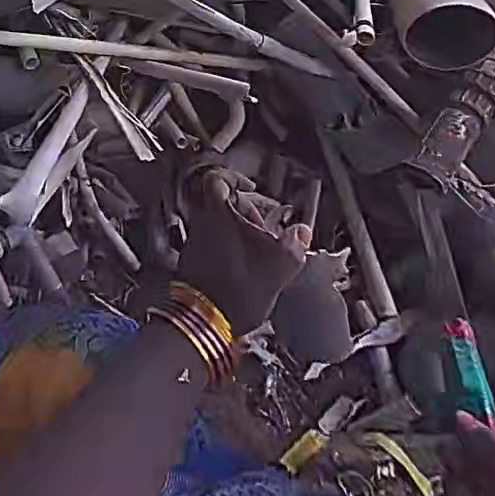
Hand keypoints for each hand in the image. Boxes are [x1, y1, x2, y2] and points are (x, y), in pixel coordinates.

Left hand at [175, 165, 309, 334]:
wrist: (207, 317)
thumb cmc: (238, 288)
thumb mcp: (277, 266)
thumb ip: (293, 245)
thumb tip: (301, 232)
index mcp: (217, 213)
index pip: (217, 178)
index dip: (235, 178)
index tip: (251, 188)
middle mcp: (201, 221)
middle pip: (221, 199)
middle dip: (246, 209)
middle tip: (265, 226)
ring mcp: (194, 238)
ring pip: (217, 220)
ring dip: (239, 227)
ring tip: (261, 246)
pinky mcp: (193, 256)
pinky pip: (212, 237)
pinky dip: (229, 241)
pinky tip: (246, 260)